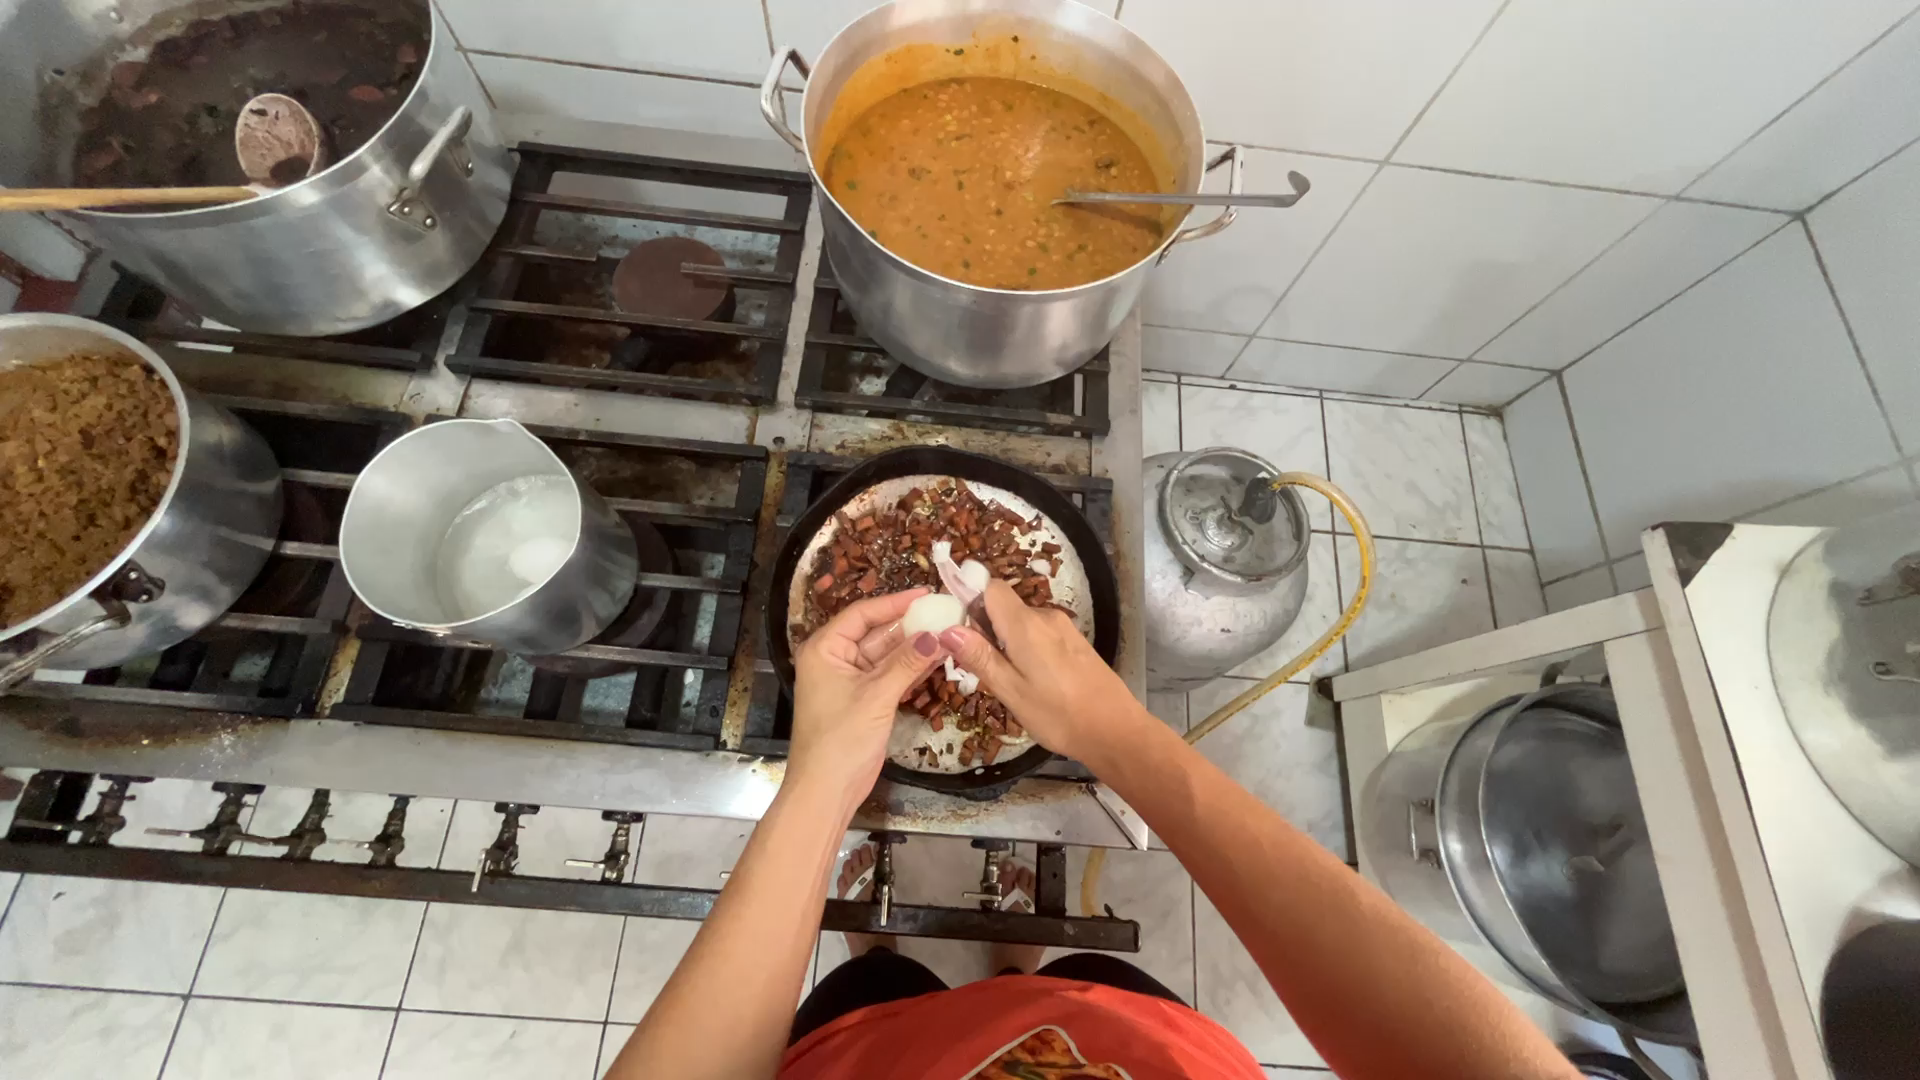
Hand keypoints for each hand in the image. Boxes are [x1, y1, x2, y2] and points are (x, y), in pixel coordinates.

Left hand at [789, 588, 948, 809]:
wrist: (826, 791)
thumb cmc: (840, 739)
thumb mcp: (876, 696)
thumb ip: (907, 663)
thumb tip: (938, 634)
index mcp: (825, 649)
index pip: (862, 614)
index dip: (895, 603)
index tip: (926, 594)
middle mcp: (835, 659)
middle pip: (877, 633)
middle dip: (910, 626)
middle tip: (945, 614)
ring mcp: (851, 681)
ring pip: (887, 655)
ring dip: (915, 648)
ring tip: (948, 634)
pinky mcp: (865, 700)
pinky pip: (891, 675)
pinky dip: (911, 669)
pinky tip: (937, 660)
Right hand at [939, 580, 1144, 764]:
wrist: (1116, 730)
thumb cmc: (1059, 715)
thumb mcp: (1011, 692)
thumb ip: (980, 657)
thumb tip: (947, 629)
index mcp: (1025, 624)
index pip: (991, 586)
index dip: (971, 599)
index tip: (961, 628)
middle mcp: (1045, 617)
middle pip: (1005, 606)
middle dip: (988, 629)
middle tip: (984, 669)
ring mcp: (1063, 628)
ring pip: (1022, 623)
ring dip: (1009, 643)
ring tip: (1011, 682)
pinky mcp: (1075, 641)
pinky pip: (1040, 634)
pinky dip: (1029, 650)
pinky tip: (1035, 682)